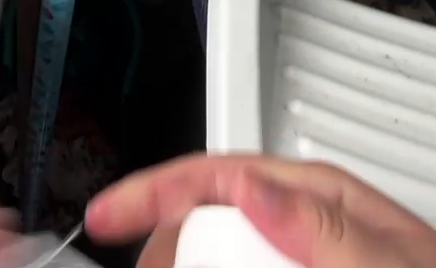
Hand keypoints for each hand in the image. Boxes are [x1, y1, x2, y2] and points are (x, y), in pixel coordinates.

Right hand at [85, 154, 435, 267]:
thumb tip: (248, 184)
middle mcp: (300, 232)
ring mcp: (295, 264)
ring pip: (217, 257)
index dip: (154, 191)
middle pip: (206, 227)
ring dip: (183, 262)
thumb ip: (327, 232)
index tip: (108, 217)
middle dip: (167, 250)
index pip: (218, 176)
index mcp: (319, 201)